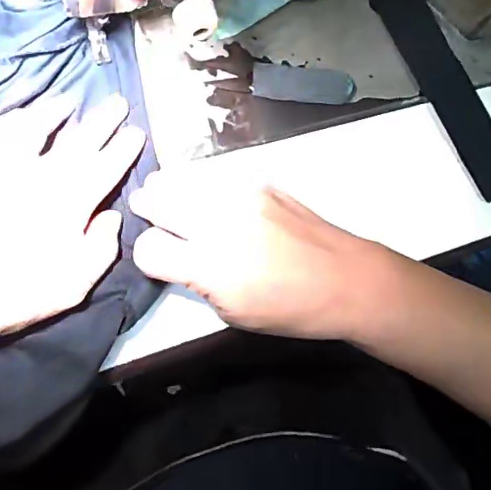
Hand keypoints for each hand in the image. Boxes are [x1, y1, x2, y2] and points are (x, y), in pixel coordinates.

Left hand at [0, 96, 145, 350]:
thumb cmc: (17, 294)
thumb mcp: (75, 283)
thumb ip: (102, 247)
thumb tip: (111, 216)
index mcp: (72, 200)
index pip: (108, 164)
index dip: (125, 146)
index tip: (136, 130)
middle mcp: (42, 172)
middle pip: (80, 136)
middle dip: (103, 118)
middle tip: (118, 102)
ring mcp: (3, 165)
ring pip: (34, 123)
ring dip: (55, 108)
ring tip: (68, 99)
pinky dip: (8, 115)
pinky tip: (16, 113)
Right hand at [129, 170, 409, 340]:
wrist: (345, 278)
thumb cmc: (292, 308)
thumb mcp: (235, 313)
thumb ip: (199, 282)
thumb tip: (179, 257)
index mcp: (212, 267)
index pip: (149, 247)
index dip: (147, 254)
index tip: (156, 255)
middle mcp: (221, 224)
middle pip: (158, 200)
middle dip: (147, 207)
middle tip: (145, 209)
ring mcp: (241, 198)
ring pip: (183, 179)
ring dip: (170, 188)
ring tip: (165, 194)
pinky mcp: (260, 184)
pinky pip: (215, 177)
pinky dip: (203, 185)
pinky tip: (208, 197)